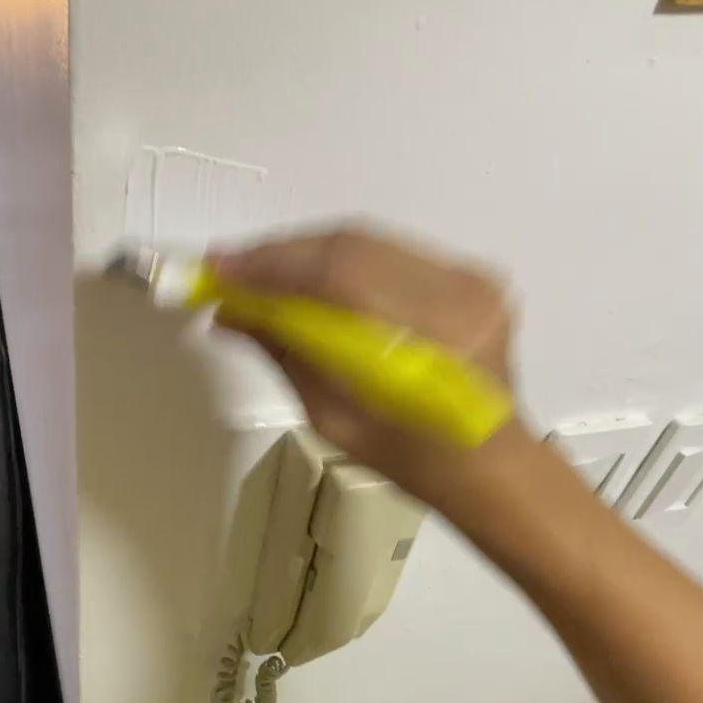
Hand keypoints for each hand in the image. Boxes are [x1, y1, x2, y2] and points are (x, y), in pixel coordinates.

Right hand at [212, 225, 526, 509]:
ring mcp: (469, 277)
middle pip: (350, 245)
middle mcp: (454, 294)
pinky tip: (307, 274)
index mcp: (425, 340)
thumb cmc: (405, 455)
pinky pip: (390, 253)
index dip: (269, 264)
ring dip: (306, 252)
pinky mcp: (470, 273)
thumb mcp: (330, 415)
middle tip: (227, 266)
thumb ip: (285, 352)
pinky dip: (341, 259)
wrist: (485, 461)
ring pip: (369, 241)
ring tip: (258, 269)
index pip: (336, 274)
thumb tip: (228, 314)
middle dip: (280, 252)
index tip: (216, 269)